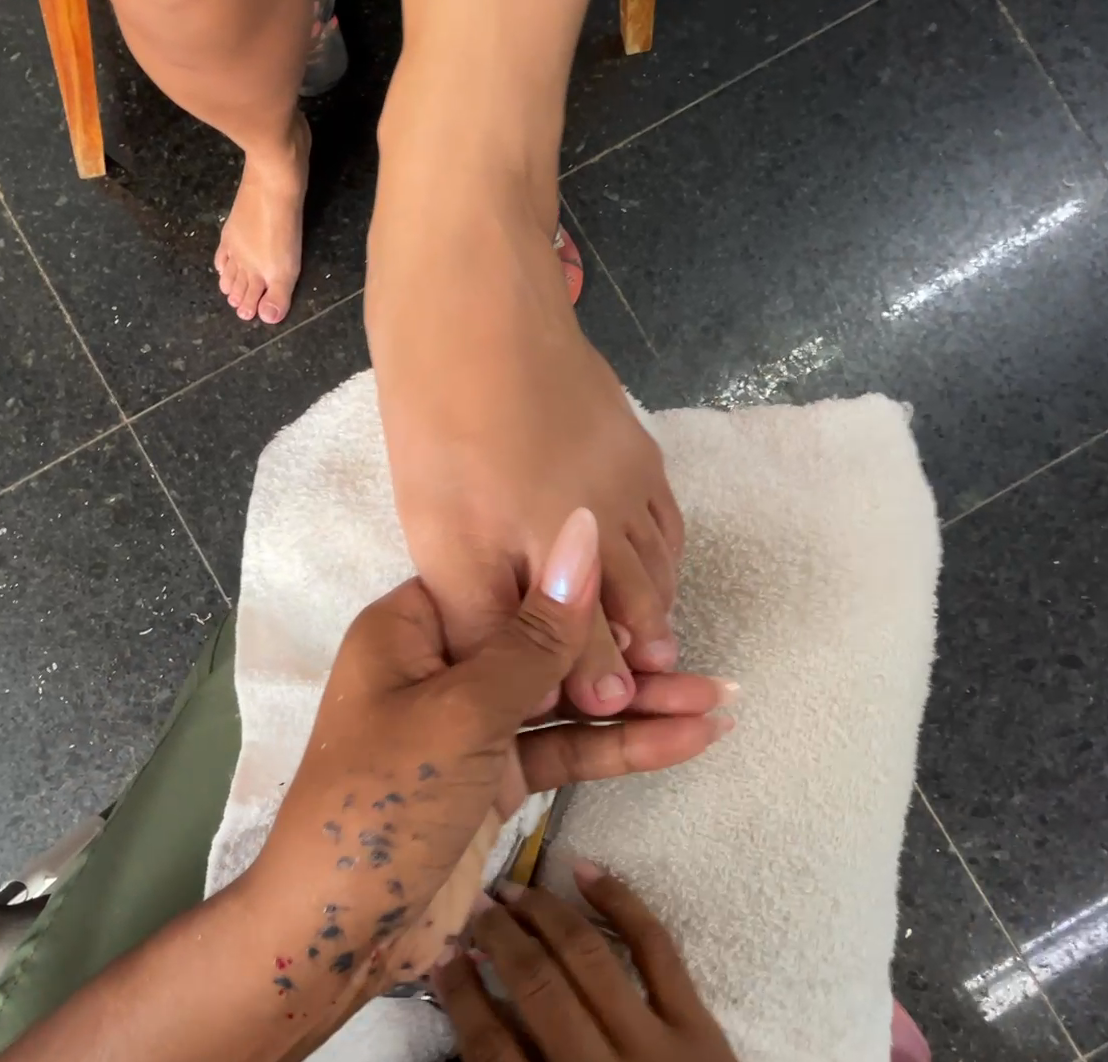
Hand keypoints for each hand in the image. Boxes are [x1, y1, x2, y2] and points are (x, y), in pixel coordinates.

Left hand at [245, 509, 733, 998]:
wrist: (339, 928)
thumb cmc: (385, 797)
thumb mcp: (463, 709)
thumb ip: (536, 634)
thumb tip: (582, 534)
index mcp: (411, 629)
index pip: (504, 587)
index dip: (574, 589)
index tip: (648, 597)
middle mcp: (441, 668)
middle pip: (542, 646)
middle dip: (623, 656)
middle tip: (706, 661)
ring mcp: (470, 726)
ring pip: (562, 701)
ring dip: (635, 706)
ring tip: (722, 704)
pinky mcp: (493, 778)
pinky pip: (561, 750)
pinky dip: (617, 748)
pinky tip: (686, 741)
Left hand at [379, 331, 684, 719]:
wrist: (474, 304)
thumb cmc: (444, 434)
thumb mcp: (446, 542)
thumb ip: (490, 618)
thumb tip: (528, 685)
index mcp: (572, 558)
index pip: (594, 639)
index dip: (598, 679)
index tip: (605, 712)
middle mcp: (621, 520)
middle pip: (641, 601)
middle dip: (641, 646)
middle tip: (650, 680)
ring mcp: (634, 472)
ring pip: (659, 558)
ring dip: (657, 599)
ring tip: (655, 632)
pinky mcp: (632, 436)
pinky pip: (663, 513)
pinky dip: (662, 548)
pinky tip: (652, 552)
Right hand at [439, 863, 749, 1061]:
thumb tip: (480, 1013)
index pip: (491, 1051)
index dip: (460, 996)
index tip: (442, 957)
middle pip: (536, 988)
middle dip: (497, 938)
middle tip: (475, 909)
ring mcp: (657, 1049)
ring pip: (587, 956)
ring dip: (542, 913)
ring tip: (513, 890)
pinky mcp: (700, 1029)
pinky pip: (656, 947)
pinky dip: (618, 900)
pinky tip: (581, 869)